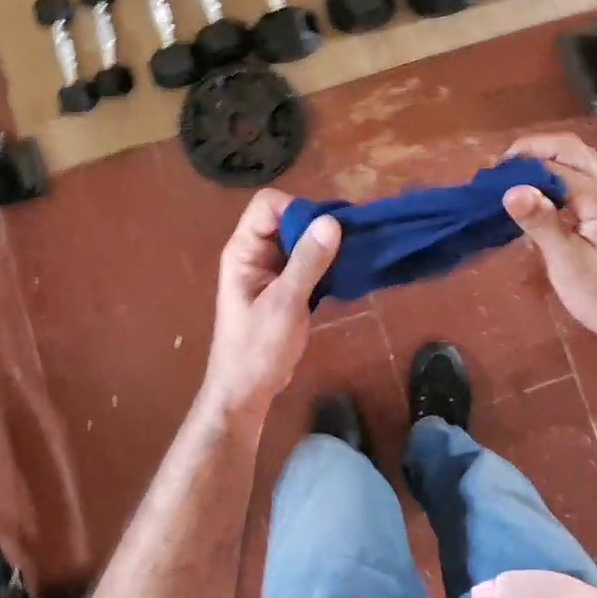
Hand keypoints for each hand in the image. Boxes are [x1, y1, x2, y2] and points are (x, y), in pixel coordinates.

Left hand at [201, 190, 341, 421]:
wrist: (245, 392)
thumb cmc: (257, 349)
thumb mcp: (284, 304)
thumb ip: (307, 262)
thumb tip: (332, 221)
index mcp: (244, 250)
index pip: (268, 204)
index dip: (296, 208)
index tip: (325, 228)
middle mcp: (256, 253)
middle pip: (287, 217)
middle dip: (316, 225)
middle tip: (349, 240)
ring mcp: (270, 269)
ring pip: (300, 238)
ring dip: (324, 244)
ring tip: (352, 253)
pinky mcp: (286, 286)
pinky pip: (307, 260)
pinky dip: (325, 261)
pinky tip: (345, 270)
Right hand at [503, 133, 596, 358]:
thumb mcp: (567, 262)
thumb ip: (541, 221)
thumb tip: (510, 189)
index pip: (553, 165)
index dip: (520, 166)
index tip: (489, 178)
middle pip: (572, 150)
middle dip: (535, 149)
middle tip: (504, 167)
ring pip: (580, 163)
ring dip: (548, 160)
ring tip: (517, 178)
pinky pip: (583, 182)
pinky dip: (558, 177)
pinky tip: (540, 199)